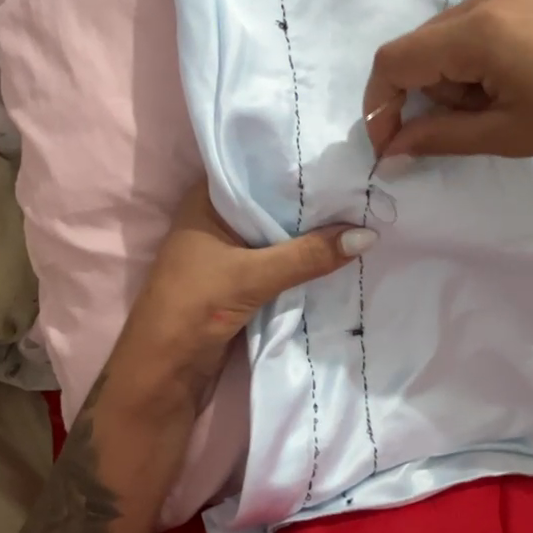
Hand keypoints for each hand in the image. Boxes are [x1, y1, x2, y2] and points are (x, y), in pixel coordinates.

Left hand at [115, 183, 374, 385]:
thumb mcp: (253, 275)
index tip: (343, 159)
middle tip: (364, 187)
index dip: (298, 165)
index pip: (259, 170)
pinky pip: (279, 262)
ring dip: (310, 234)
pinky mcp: (239, 281)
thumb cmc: (193, 307)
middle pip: (273, 203)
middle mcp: (216, 219)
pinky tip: (338, 253)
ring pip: (278, 235)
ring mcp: (227, 252)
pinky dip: (303, 260)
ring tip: (362, 214)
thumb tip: (368, 234)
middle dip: (312, 202)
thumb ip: (308, 255)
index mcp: (206, 201)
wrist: (164, 373)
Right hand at [362, 0, 532, 165]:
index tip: (391, 147)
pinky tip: (513, 84)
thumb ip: (437, 137)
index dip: (381, 106)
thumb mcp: (505, 135)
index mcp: (478, 29)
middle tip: (467, 127)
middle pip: (419, 48)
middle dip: (425, 94)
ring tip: (500, 107)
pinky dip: (475, 62)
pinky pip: (476, 27)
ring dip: (452, 79)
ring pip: (446, 38)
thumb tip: (390, 150)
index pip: (395, 60)